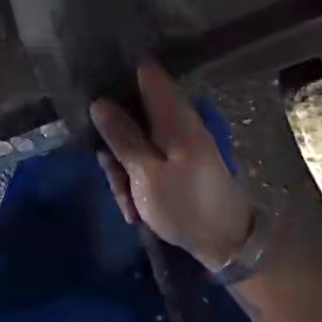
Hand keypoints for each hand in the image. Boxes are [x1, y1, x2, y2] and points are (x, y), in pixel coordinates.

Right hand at [92, 62, 254, 270]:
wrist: (228, 248)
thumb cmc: (187, 207)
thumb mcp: (146, 175)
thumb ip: (122, 137)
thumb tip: (98, 102)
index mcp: (174, 118)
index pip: (147, 73)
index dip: (119, 73)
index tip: (92, 86)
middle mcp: (176, 123)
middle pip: (132, 111)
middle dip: (113, 138)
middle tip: (110, 172)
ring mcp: (176, 144)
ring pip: (134, 139)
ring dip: (122, 168)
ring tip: (126, 202)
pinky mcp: (175, 163)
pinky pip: (144, 159)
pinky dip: (135, 180)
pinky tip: (134, 209)